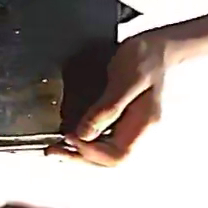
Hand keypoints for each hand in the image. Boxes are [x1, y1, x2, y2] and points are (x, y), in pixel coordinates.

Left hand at [50, 32, 174, 165]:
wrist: (156, 47)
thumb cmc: (144, 59)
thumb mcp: (126, 80)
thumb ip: (107, 108)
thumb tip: (85, 134)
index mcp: (143, 125)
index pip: (117, 156)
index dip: (90, 152)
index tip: (69, 137)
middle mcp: (136, 131)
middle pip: (108, 160)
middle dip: (78, 158)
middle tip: (51, 151)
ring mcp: (128, 128)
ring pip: (102, 153)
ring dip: (77, 154)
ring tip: (54, 149)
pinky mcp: (118, 121)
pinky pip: (100, 141)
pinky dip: (82, 143)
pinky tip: (66, 137)